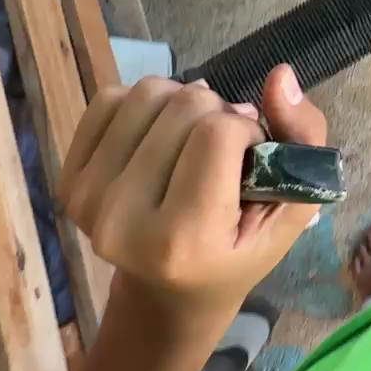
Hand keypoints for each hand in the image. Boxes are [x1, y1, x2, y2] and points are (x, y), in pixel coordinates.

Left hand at [58, 66, 326, 328]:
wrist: (167, 296)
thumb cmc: (239, 251)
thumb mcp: (294, 206)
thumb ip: (303, 138)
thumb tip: (280, 74)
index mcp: (183, 239)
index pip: (218, 132)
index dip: (248, 129)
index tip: (251, 160)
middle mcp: (122, 222)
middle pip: (184, 105)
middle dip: (217, 112)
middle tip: (222, 153)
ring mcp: (87, 200)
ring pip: (149, 92)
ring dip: (182, 103)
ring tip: (192, 140)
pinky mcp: (67, 181)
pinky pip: (111, 98)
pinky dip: (144, 104)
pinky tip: (158, 136)